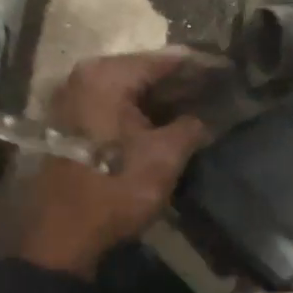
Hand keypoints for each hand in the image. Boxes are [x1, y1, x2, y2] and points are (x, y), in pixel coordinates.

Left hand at [16, 52, 208, 278]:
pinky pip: (117, 106)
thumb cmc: (117, 188)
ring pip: (131, 90)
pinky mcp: (73, 123)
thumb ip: (191, 128)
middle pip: (144, 71)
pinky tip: (169, 121)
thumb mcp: (165, 157)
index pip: (164, 60)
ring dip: (163, 98)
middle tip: (218, 88)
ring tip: (200, 105)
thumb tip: (205, 119)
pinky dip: (143, 111)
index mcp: (106, 76)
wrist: (65, 233)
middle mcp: (85, 77)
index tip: (227, 69)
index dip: (199, 66)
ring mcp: (75, 99)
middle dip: (181, 82)